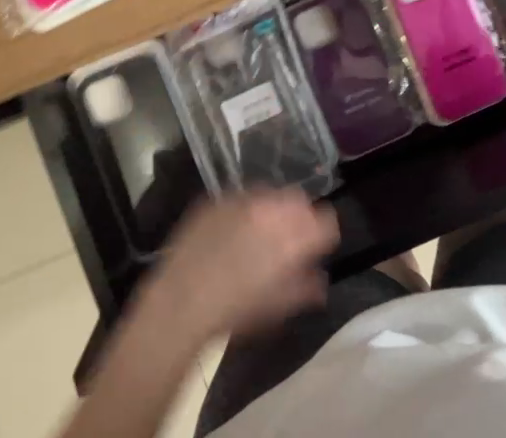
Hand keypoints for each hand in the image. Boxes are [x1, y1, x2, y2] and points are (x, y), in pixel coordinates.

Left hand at [136, 190, 338, 345]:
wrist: (180, 302)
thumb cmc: (235, 311)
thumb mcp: (278, 307)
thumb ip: (306, 287)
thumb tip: (318, 278)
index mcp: (293, 236)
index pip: (325, 221)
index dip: (323, 234)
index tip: (317, 247)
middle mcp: (271, 209)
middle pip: (298, 200)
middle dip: (298, 216)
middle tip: (289, 239)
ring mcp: (241, 200)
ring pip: (270, 194)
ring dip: (273, 209)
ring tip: (262, 232)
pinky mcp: (216, 199)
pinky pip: (241, 196)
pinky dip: (246, 208)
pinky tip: (235, 229)